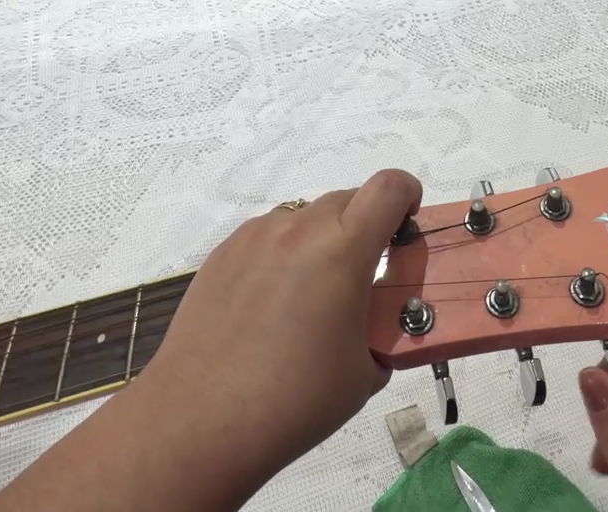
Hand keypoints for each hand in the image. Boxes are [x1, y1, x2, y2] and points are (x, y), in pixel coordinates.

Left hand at [136, 168, 422, 496]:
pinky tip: (270, 308)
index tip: (408, 227)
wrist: (200, 419)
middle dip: (366, 226)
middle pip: (348, 199)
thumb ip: (383, 327)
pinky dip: (284, 255)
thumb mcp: (365, 370)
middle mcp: (298, 227)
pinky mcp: (223, 252)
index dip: (408, 196)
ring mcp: (255, 236)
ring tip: (310, 300)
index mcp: (342, 248)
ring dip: (322, 240)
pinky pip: (269, 237)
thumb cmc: (294, 399)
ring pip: (305, 217)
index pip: (389, 187)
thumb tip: (379, 318)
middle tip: (362, 278)